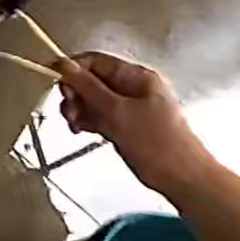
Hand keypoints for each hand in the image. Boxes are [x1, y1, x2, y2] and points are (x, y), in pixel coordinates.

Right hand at [53, 51, 219, 193]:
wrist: (183, 179)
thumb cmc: (156, 144)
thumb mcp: (116, 111)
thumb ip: (87, 86)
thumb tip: (64, 64)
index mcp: (136, 77)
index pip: (95, 61)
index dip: (73, 69)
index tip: (56, 83)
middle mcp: (133, 88)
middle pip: (91, 80)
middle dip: (75, 94)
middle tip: (71, 112)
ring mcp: (129, 106)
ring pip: (92, 99)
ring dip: (79, 109)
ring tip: (76, 125)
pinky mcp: (125, 124)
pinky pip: (99, 115)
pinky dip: (87, 121)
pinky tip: (83, 131)